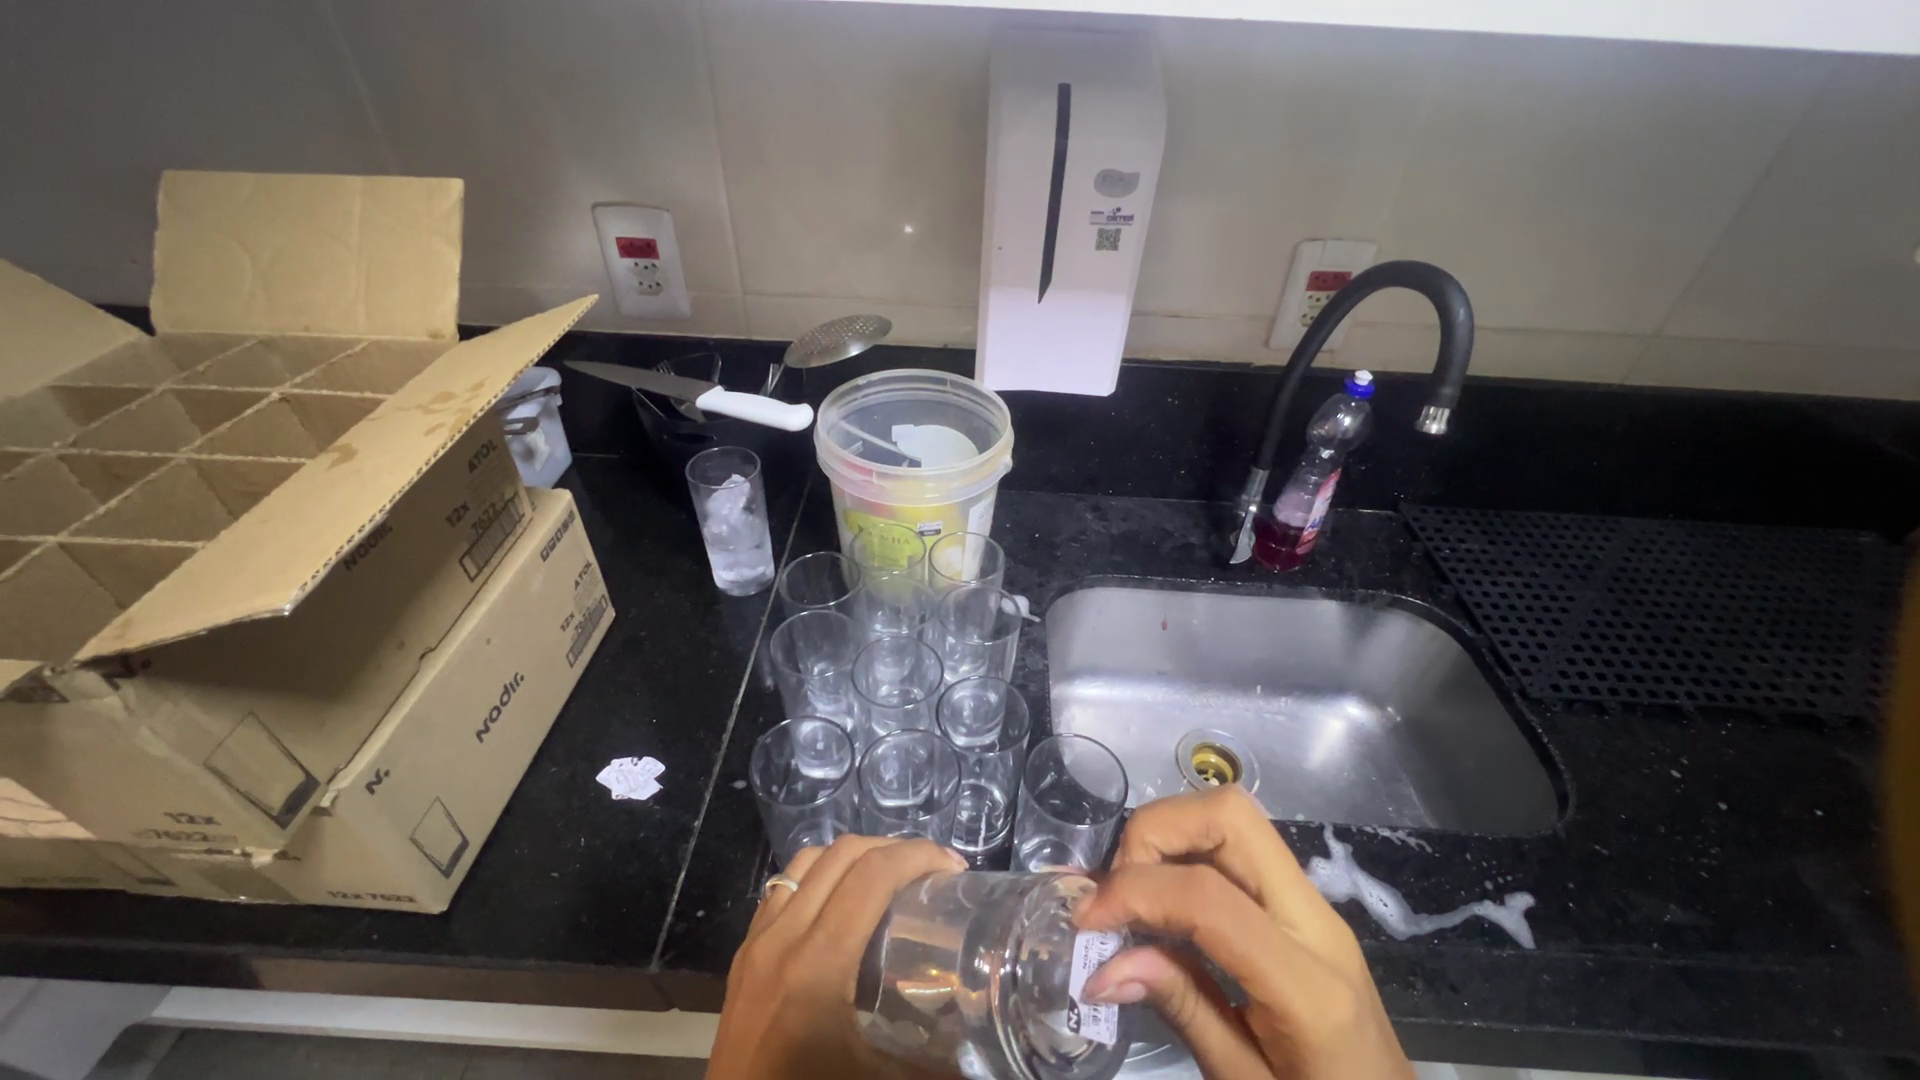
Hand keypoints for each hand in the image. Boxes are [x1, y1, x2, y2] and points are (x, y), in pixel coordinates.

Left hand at [706, 835, 966, 1079]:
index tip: (954, 868)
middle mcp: (783, 937)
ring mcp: (757, 940)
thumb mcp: (880, 1078)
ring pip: (809, 860)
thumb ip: (937, 1063)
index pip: (872, 875)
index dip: (918, 855)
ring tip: (891, 875)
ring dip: (855, 855)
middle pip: (842, 854)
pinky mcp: (744, 951)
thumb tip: (987, 1045)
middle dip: (894, 847)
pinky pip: (784, 885)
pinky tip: (843, 901)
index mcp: (818, 965)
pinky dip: (820, 874)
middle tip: (933, 870)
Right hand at [1076, 786, 1412, 1079]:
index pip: (1209, 897)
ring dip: (1169, 834)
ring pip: (1234, 816)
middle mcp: (1316, 920)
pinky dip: (1185, 849)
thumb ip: (1182, 1010)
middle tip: (1116, 889)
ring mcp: (1313, 904)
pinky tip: (1158, 894)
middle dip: (1155, 831)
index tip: (1086, 921)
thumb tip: (1101, 967)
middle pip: (1230, 816)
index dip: (1135, 893)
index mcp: (1307, 985)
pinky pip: (1237, 847)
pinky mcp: (1302, 903)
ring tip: (1130, 892)